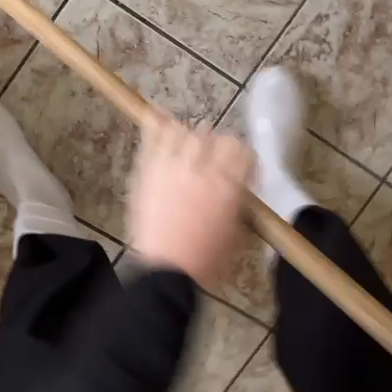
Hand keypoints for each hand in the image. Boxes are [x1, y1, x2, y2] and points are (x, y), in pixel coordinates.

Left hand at [126, 116, 251, 289]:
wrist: (164, 272)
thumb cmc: (205, 262)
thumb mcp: (236, 234)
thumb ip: (238, 203)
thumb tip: (238, 189)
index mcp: (227, 185)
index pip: (241, 150)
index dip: (244, 156)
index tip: (242, 166)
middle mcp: (201, 169)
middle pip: (213, 137)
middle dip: (216, 146)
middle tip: (214, 159)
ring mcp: (172, 166)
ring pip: (184, 131)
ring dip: (190, 136)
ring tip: (190, 145)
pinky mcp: (148, 170)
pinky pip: (152, 137)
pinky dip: (157, 125)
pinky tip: (159, 119)